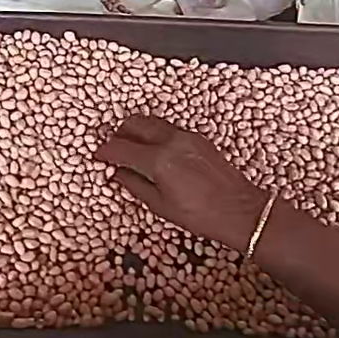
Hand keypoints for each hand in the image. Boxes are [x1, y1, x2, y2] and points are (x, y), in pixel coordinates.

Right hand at [96, 115, 269, 250]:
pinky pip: (168, 129)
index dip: (105, 151)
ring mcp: (187, 137)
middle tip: (113, 148)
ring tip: (131, 149)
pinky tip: (154, 152)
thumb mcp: (160, 205)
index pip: (121, 148)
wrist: (240, 210)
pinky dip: (155, 135)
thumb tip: (118, 173)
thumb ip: (135, 185)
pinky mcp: (199, 138)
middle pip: (134, 123)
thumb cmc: (201, 215)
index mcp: (159, 161)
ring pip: (152, 122)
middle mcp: (172, 141)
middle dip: (119, 133)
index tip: (98, 155)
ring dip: (137, 131)